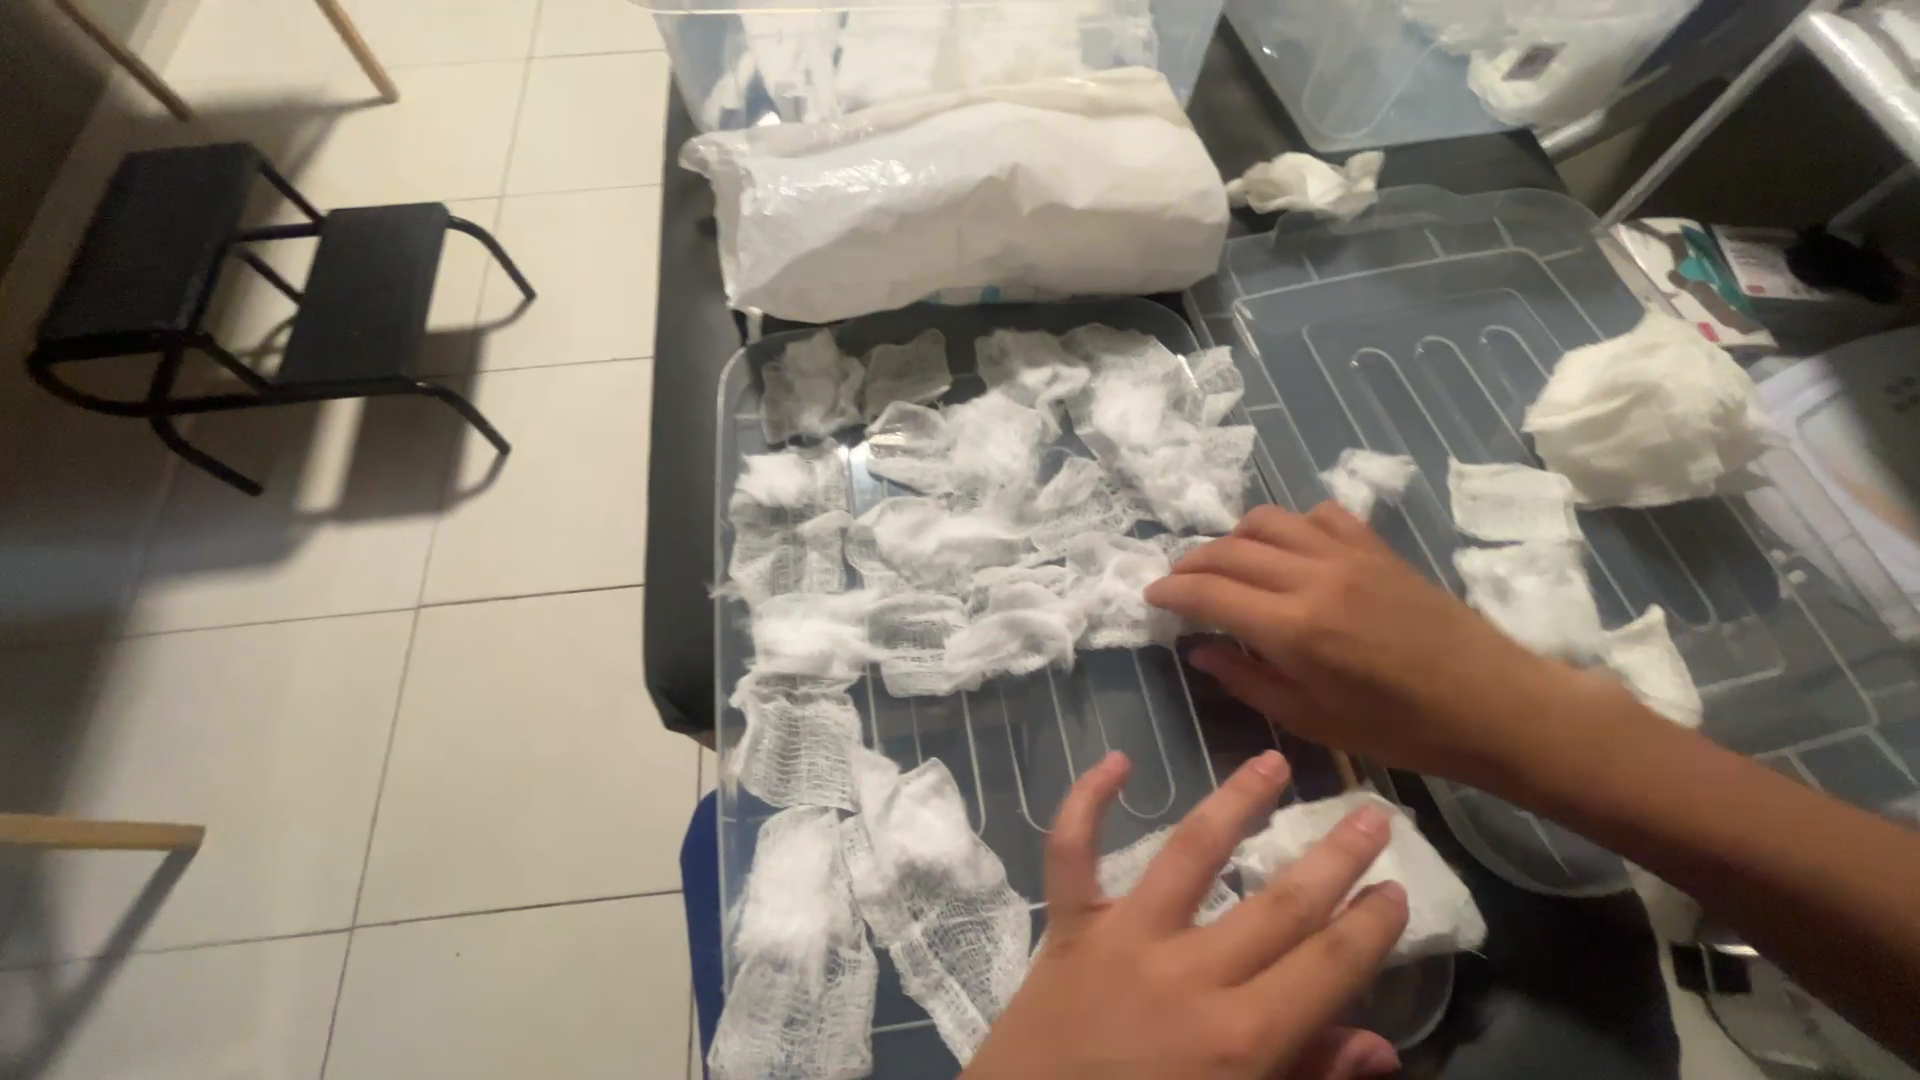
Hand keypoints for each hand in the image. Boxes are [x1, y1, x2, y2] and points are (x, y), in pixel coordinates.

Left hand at [962, 750, 1408, 1079]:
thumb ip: (1308, 1079)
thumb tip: (1380, 1044)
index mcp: (1240, 1037)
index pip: (1327, 965)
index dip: (1371, 926)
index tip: (1397, 886)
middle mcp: (1188, 974)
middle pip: (1278, 904)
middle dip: (1335, 857)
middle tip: (1372, 811)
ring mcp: (1124, 938)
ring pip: (1189, 852)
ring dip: (1236, 800)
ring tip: (1272, 759)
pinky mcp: (1068, 924)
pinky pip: (1072, 852)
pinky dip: (1086, 802)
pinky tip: (1117, 760)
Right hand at [1145, 502, 1597, 784]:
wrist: (1495, 706)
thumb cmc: (1398, 728)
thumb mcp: (1310, 718)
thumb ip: (1245, 678)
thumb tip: (1197, 649)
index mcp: (1293, 628)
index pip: (1208, 592)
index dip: (1170, 591)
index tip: (1151, 597)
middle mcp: (1312, 577)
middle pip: (1228, 550)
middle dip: (1190, 563)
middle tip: (1177, 584)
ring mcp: (1347, 555)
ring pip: (1267, 520)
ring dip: (1232, 538)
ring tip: (1225, 563)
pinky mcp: (1376, 547)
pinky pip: (1318, 515)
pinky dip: (1290, 525)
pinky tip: (1289, 550)